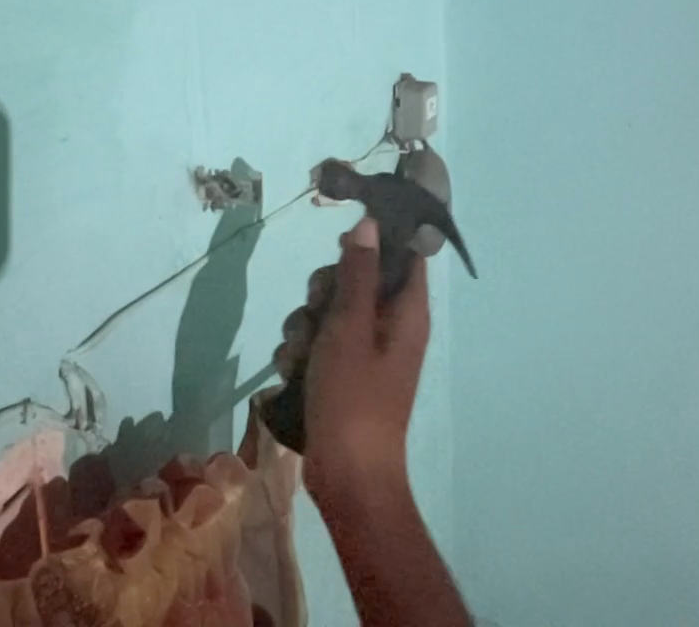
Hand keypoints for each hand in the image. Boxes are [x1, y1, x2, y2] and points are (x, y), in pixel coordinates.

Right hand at [272, 217, 429, 501]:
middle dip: (324, 290)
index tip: (339, 241)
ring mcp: (367, 350)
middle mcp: (392, 325)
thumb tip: (370, 223)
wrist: (347, 475)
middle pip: (357, 279)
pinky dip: (303, 351)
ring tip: (299, 353)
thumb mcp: (350, 327)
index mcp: (407, 310)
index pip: (403, 253)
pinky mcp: (345, 371)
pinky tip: (291, 370)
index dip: (375, 238)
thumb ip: (358, 273)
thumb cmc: (354, 396)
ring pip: (330, 310)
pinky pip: (320, 341)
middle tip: (316, 308)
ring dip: (305, 325)